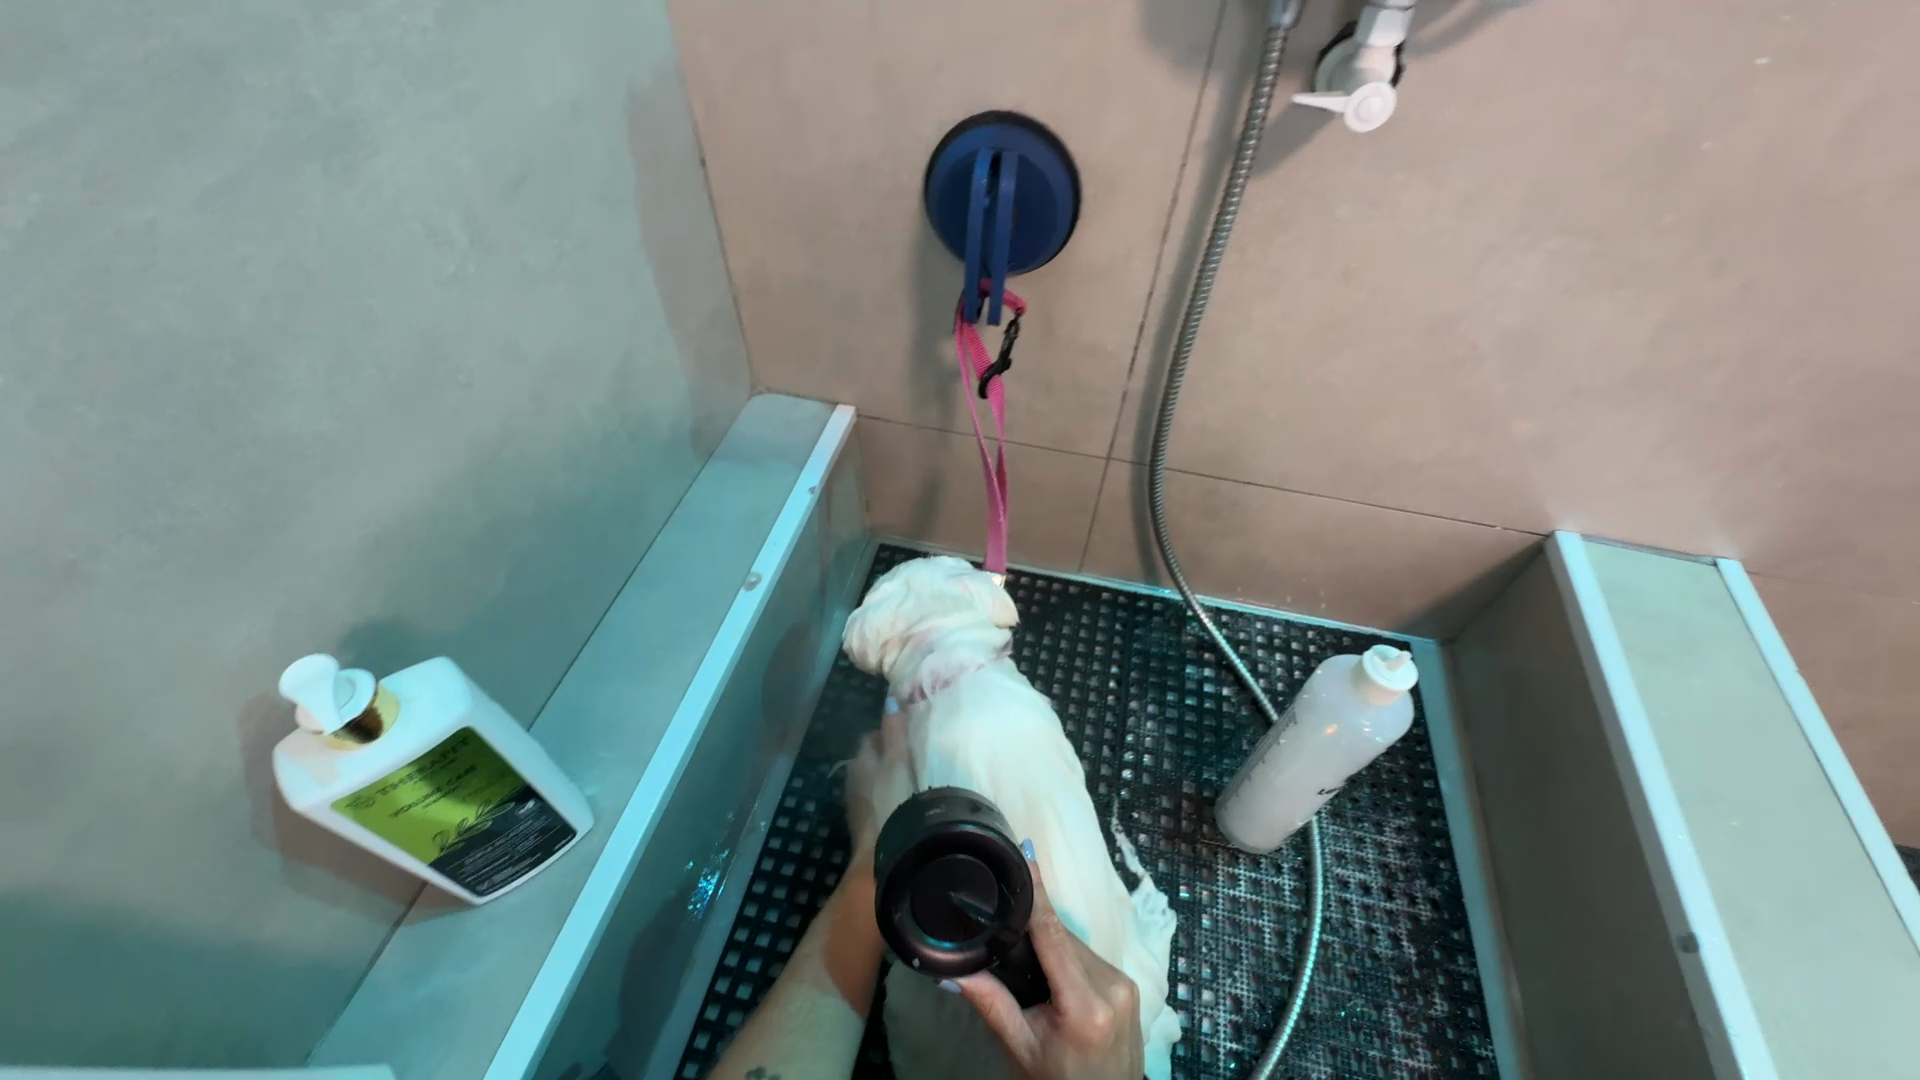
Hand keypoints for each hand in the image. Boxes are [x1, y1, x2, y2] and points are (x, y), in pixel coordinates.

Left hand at [843, 697, 916, 869]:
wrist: (883, 857)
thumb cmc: (893, 802)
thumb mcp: (898, 760)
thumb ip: (894, 730)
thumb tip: (890, 700)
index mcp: (860, 759)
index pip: (872, 735)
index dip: (890, 731)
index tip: (912, 733)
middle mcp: (853, 777)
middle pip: (872, 757)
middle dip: (889, 753)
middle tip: (917, 755)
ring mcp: (857, 803)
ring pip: (875, 779)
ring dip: (890, 776)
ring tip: (916, 778)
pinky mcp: (864, 824)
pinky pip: (878, 798)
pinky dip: (890, 795)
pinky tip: (908, 802)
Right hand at [950, 843, 1145, 1079]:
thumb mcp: (1021, 1049)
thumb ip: (991, 1004)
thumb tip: (953, 969)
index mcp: (1085, 1004)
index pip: (1053, 933)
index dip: (1037, 891)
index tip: (1025, 851)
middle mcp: (1112, 984)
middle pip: (1062, 937)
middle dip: (1033, 929)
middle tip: (1000, 923)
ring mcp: (1126, 983)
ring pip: (1075, 945)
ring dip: (1050, 944)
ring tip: (1024, 959)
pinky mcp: (1130, 986)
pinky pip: (1089, 957)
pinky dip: (1067, 958)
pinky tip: (1050, 973)